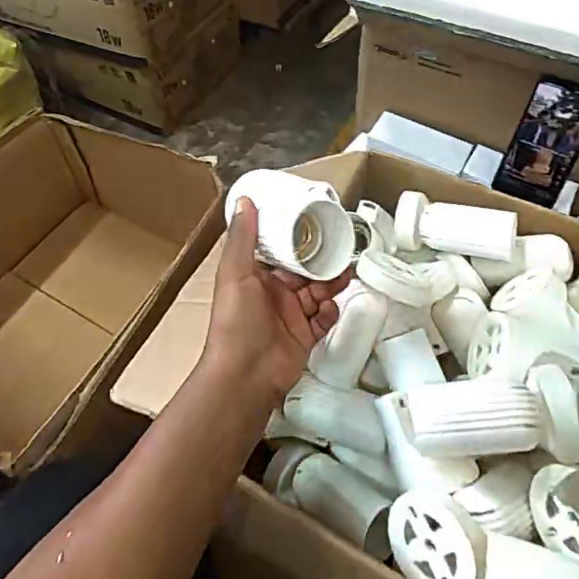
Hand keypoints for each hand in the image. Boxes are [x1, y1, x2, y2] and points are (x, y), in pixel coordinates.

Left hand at [205, 198, 349, 404]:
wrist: (246, 375)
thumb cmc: (234, 324)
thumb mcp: (235, 273)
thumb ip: (243, 238)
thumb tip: (244, 202)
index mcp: (255, 278)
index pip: (279, 252)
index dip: (296, 240)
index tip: (314, 224)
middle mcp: (273, 294)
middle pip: (304, 271)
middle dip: (322, 262)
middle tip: (339, 250)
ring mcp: (290, 316)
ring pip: (318, 292)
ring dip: (331, 284)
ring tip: (344, 275)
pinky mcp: (305, 336)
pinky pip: (324, 319)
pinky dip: (330, 312)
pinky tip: (331, 307)